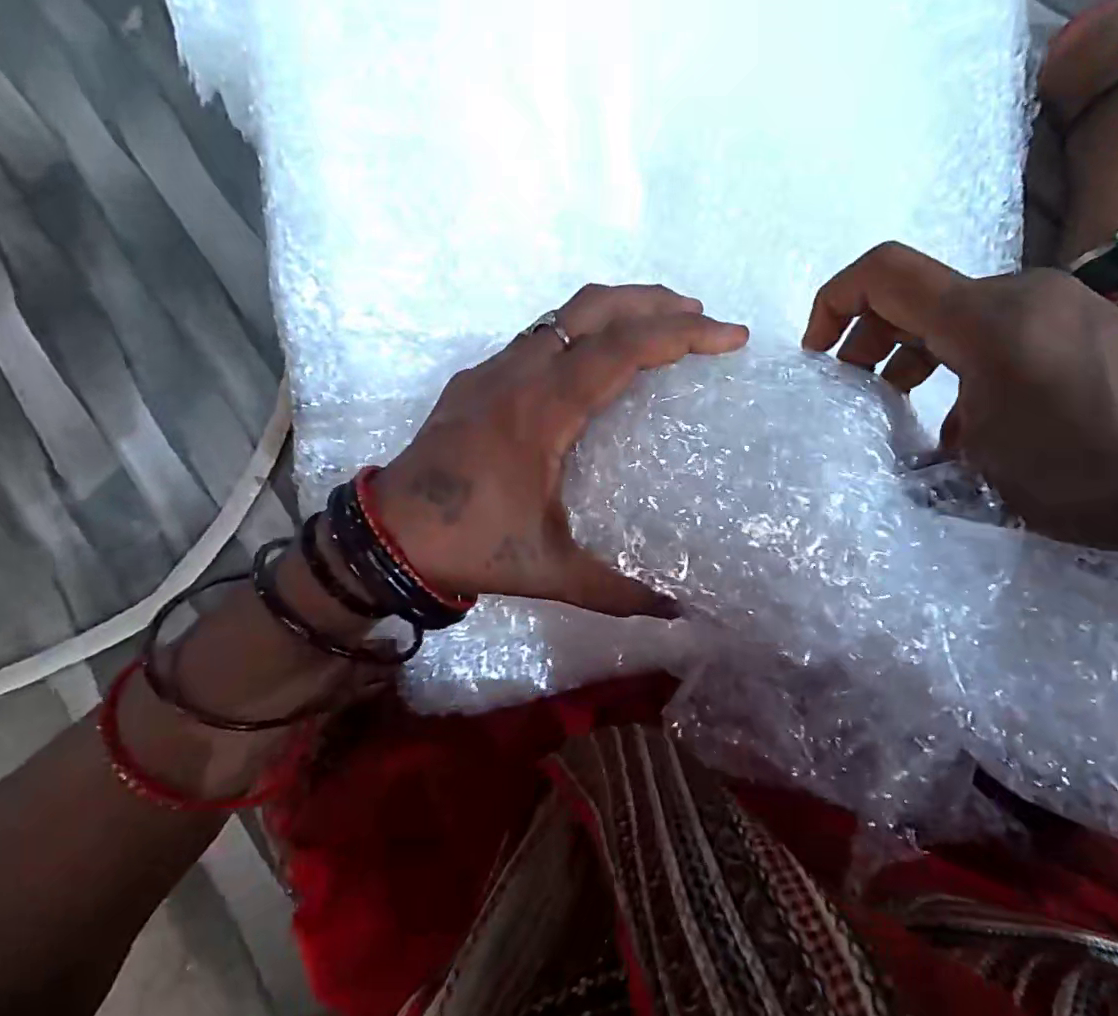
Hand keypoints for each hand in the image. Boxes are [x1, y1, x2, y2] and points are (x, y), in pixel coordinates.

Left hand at [374, 284, 748, 616]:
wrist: (388, 538)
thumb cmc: (471, 547)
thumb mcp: (552, 574)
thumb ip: (618, 592)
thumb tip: (677, 611)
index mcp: (541, 412)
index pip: (621, 350)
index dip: (681, 336)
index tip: (729, 336)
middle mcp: (517, 375)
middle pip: (594, 309)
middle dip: (654, 302)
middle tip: (700, 316)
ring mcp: (491, 371)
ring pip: (561, 315)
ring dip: (616, 312)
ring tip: (658, 326)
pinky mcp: (475, 380)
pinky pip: (536, 336)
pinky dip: (579, 333)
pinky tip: (593, 363)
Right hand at [803, 242, 1117, 552]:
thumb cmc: (1096, 473)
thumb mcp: (988, 463)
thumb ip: (934, 430)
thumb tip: (922, 433)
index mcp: (988, 319)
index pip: (884, 273)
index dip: (833, 301)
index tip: (815, 353)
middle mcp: (1021, 295)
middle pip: (919, 293)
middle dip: (870, 336)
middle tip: (851, 390)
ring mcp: (1058, 307)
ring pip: (959, 316)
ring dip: (916, 354)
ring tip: (898, 411)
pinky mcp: (1084, 329)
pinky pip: (1000, 334)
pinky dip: (963, 367)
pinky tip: (964, 425)